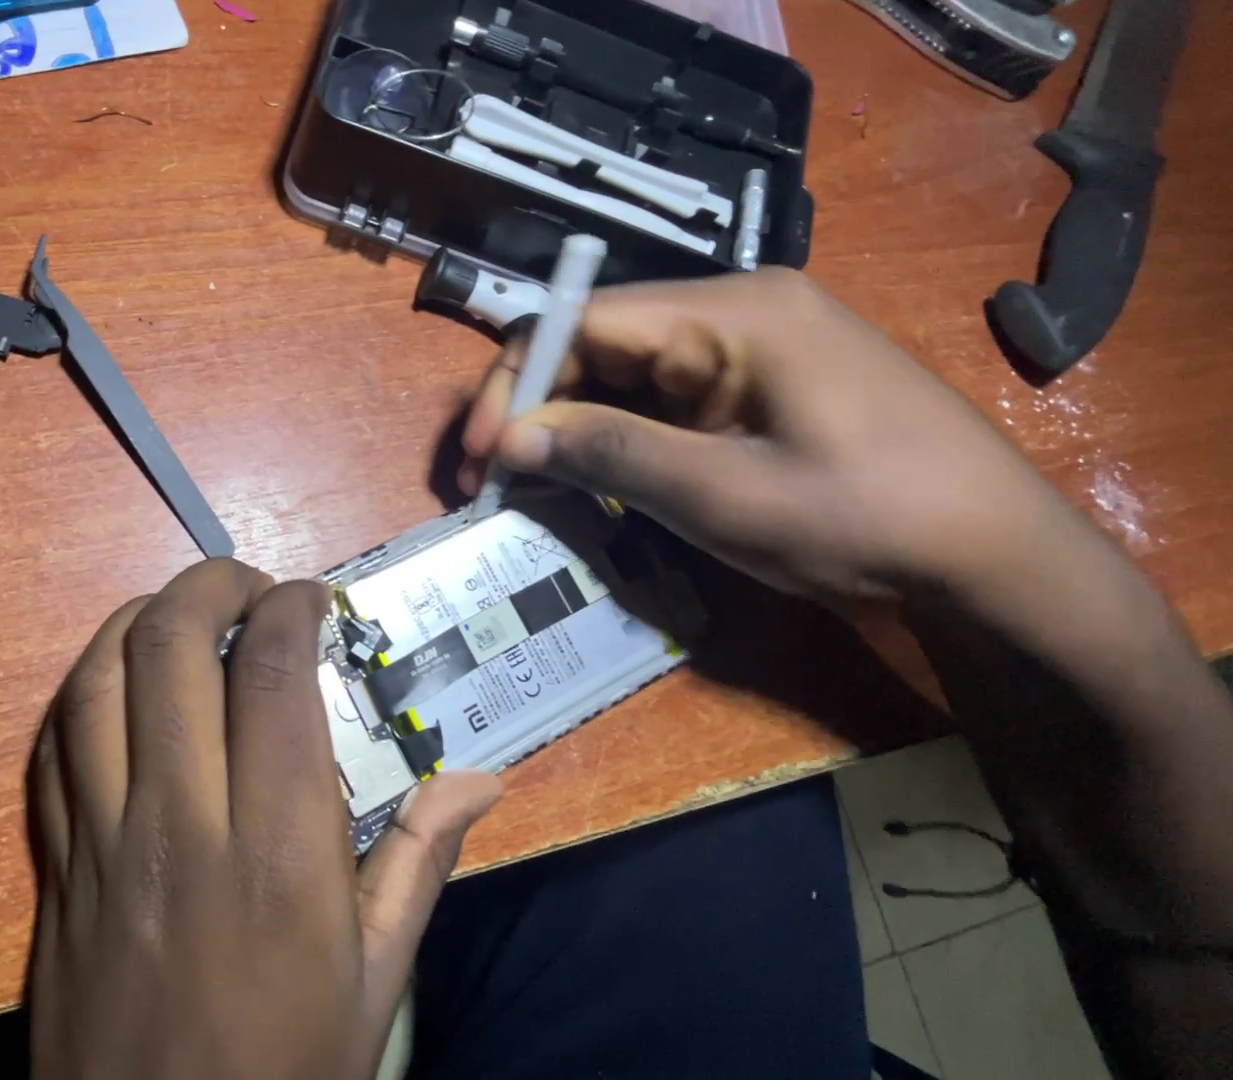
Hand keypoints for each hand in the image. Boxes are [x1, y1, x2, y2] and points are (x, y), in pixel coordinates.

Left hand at [27, 559, 501, 1079]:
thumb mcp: (376, 985)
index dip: (292, 610)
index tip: (312, 600)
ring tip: (183, 611)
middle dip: (212, 586)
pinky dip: (86, 684)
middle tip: (249, 587)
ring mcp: (102, 841)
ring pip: (99, 680)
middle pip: (172, 649)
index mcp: (277, 854)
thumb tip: (482, 778)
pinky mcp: (56, 864)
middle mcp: (181, 825)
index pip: (273, 677)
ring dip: (140, 619)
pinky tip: (118, 676)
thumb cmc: (284, 1072)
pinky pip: (54, 743)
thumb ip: (420, 863)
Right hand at [458, 268, 1107, 602]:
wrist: (992, 560)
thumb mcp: (723, 493)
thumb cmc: (864, 518)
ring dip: (566, 427)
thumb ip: (609, 454)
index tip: (479, 450)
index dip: (517, 380)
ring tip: (524, 485)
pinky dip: (610, 439)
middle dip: (533, 407)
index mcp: (731, 313)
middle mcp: (732, 313)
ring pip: (620, 375)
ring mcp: (744, 351)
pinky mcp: (750, 391)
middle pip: (597, 343)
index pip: (585, 321)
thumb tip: (508, 439)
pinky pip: (656, 402)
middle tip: (489, 477)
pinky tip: (584, 479)